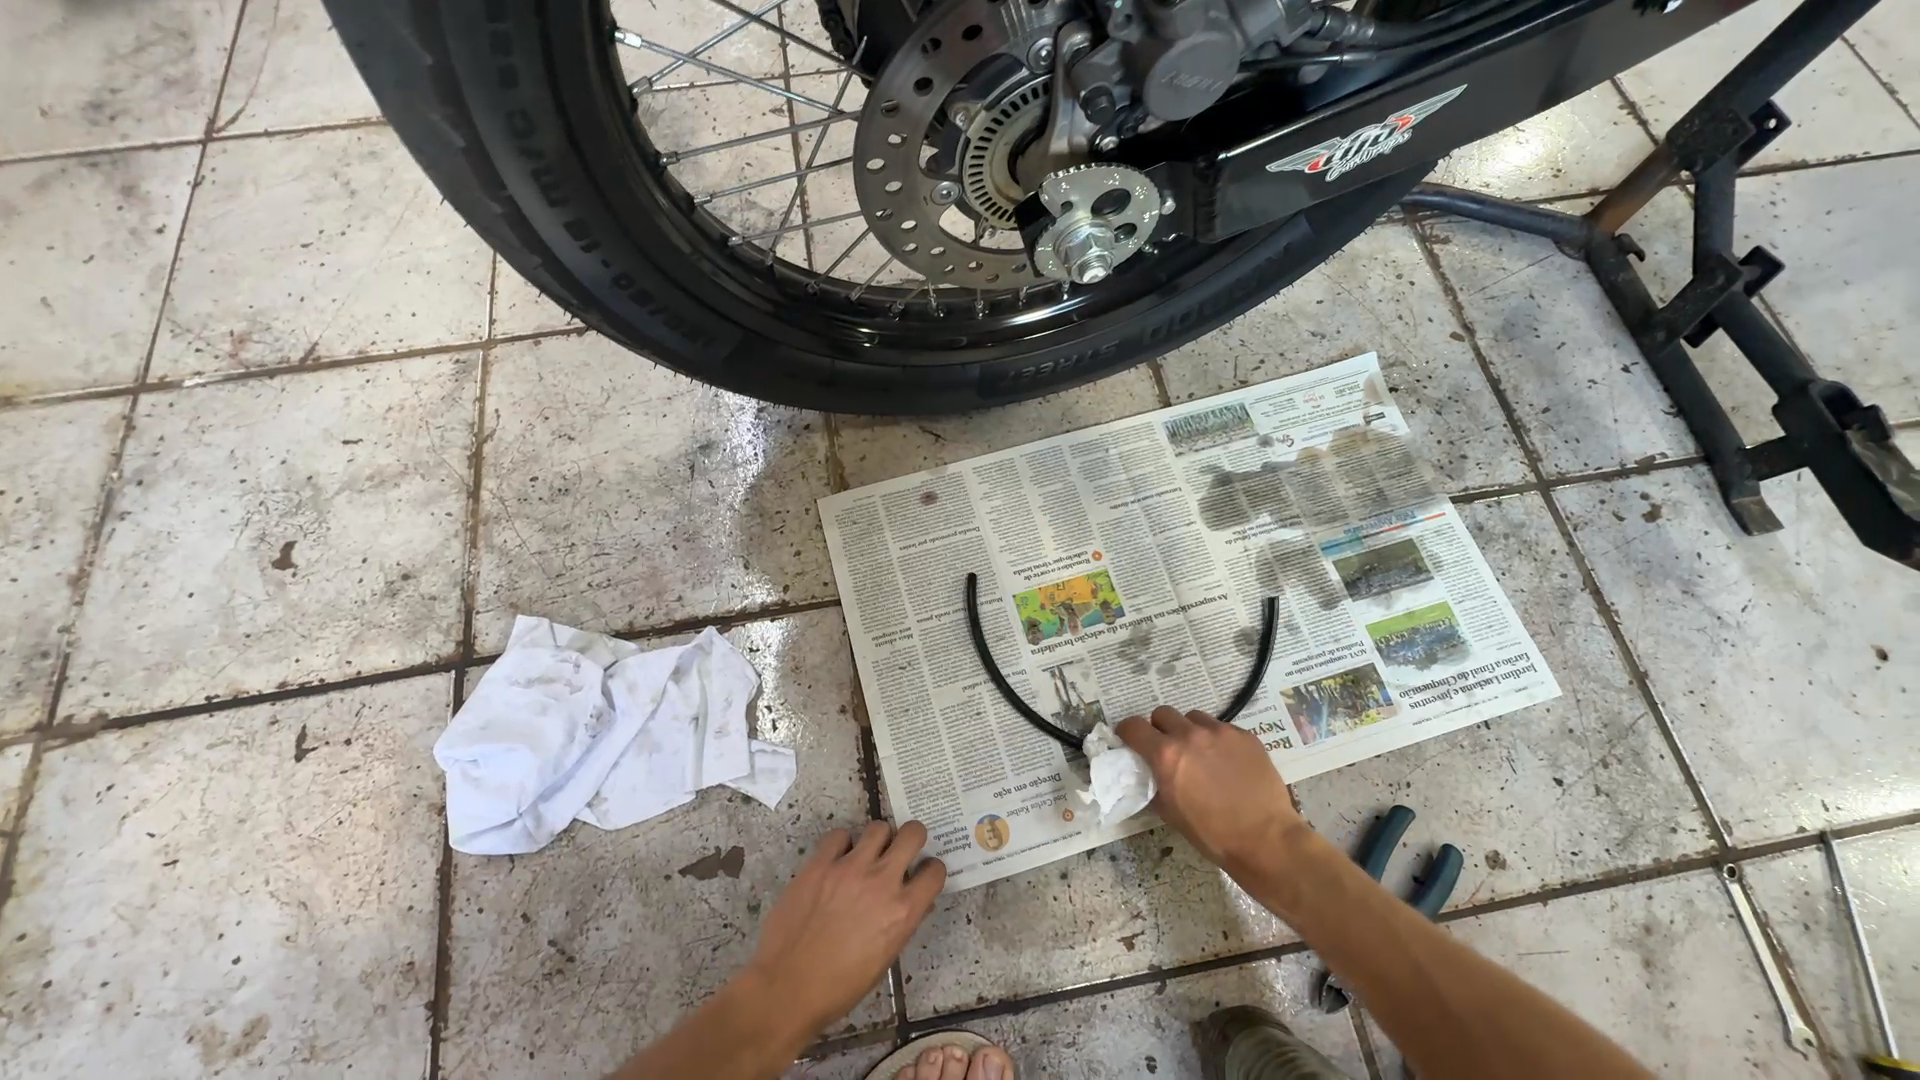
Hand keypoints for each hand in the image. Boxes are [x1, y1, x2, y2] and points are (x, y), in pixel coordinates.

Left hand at [744, 820, 945, 1035]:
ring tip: (867, 853)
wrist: (789, 987)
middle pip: (912, 833)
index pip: (935, 871)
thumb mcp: (885, 959)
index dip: (930, 870)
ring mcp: (849, 868)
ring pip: (877, 828)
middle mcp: (882, 882)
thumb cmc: (841, 985)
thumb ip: (902, 924)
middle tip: (902, 848)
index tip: (921, 873)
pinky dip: (842, 844)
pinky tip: (836, 860)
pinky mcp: (819, 864)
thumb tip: (913, 904)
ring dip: (878, 839)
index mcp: (903, 911)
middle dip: (912, 838)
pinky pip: (838, 835)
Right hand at [1117, 706, 1306, 871]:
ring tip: (1200, 753)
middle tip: (1167, 748)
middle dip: (1159, 728)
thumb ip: (1153, 784)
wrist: (1265, 839)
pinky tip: (1227, 762)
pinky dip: (1217, 740)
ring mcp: (1221, 732)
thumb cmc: (1211, 833)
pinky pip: (1222, 728)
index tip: (1131, 741)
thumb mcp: (1169, 813)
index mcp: (1166, 754)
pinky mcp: (1245, 736)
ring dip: (1189, 731)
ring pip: (1194, 717)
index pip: (1133, 726)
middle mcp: (1190, 735)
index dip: (1127, 732)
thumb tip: (1148, 774)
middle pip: (1163, 713)